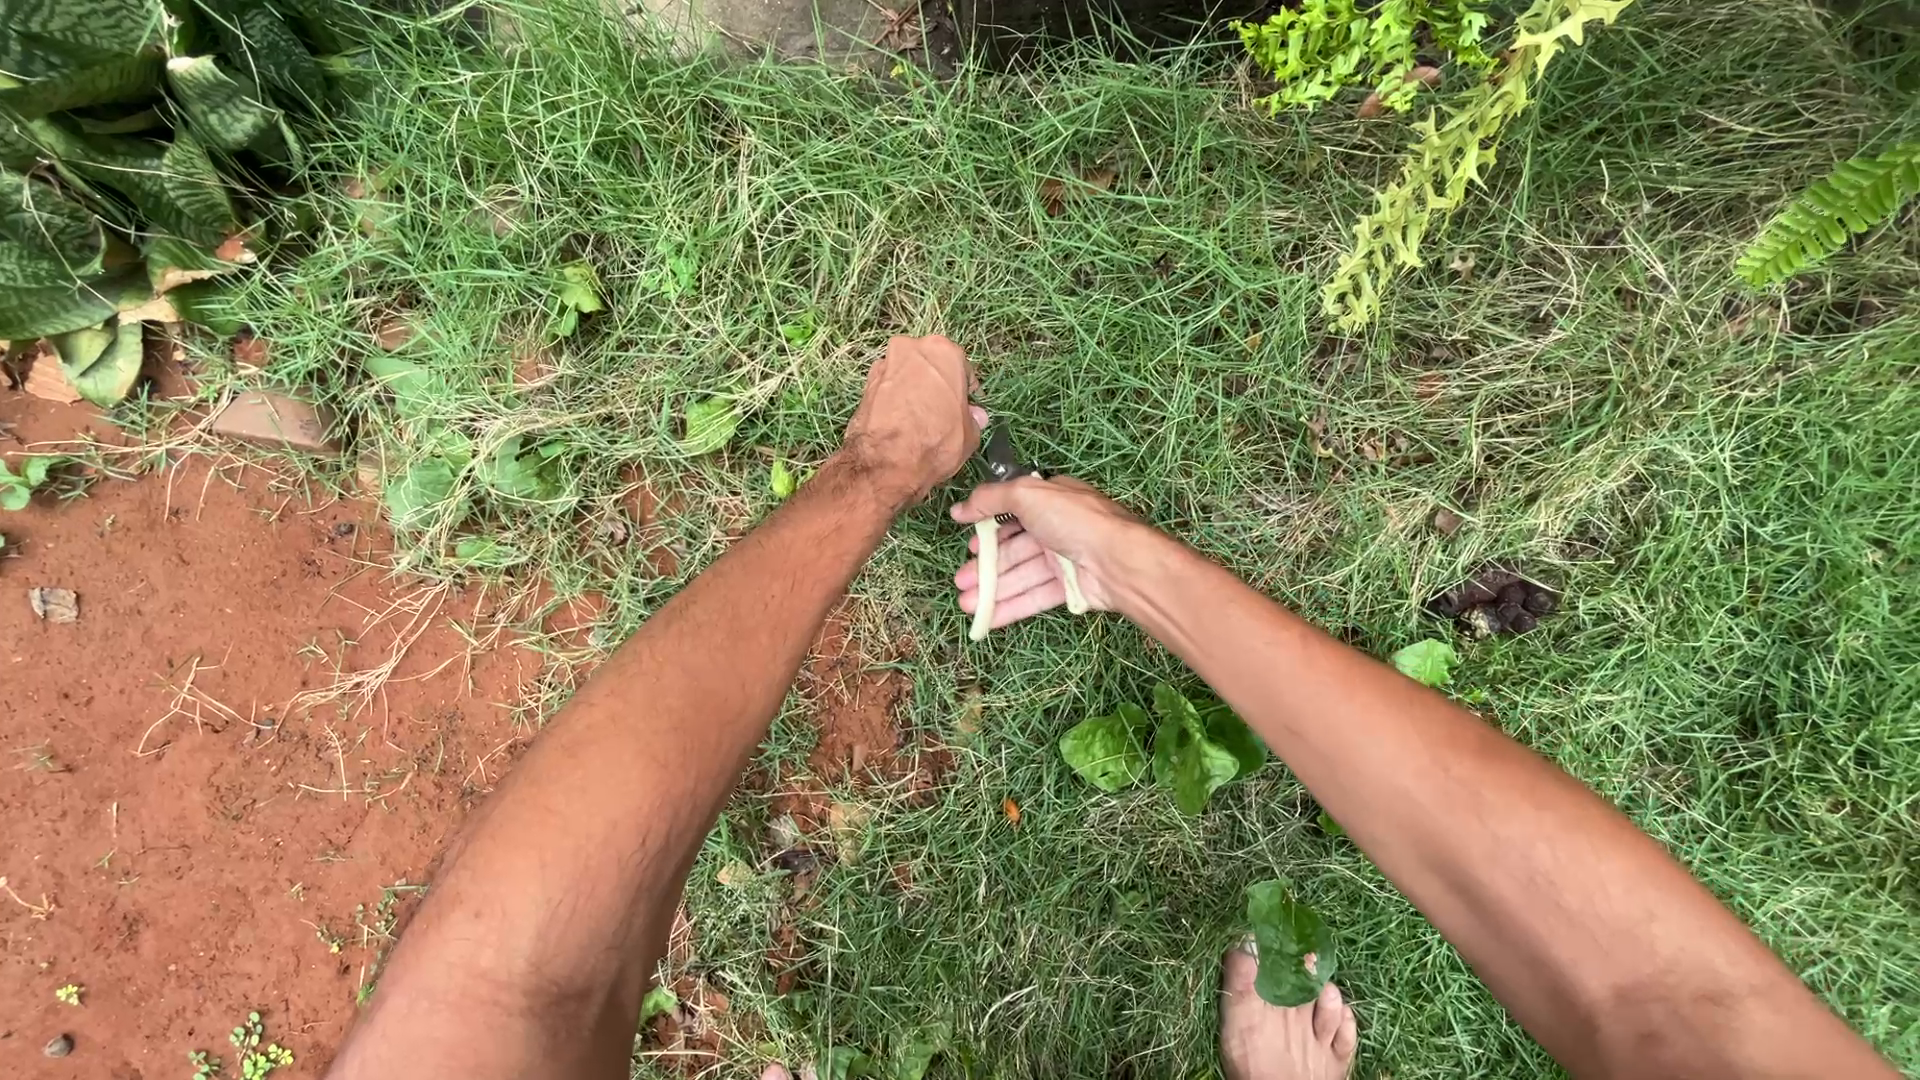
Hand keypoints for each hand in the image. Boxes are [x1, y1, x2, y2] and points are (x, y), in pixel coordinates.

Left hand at [839, 335, 987, 504]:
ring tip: (919, 421)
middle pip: (930, 366)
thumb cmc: (936, 441)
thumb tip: (975, 416)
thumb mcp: (969, 434)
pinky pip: (887, 391)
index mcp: (943, 350)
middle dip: (936, 385)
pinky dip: (894, 402)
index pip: (961, 368)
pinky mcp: (865, 385)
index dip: (964, 391)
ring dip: (913, 392)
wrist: (888, 462)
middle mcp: (911, 348)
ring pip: (906, 376)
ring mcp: (884, 365)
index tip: (965, 407)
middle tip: (942, 412)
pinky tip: (900, 424)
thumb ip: (973, 418)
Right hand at [949, 475, 1151, 628]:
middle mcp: (1057, 528)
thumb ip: (990, 498)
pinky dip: (1010, 607)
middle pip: (1014, 549)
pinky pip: (1034, 596)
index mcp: (1051, 501)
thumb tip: (959, 509)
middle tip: (960, 581)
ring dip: (992, 589)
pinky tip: (986, 617)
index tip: (969, 544)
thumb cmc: (1073, 520)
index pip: (1013, 513)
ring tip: (966, 604)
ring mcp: (1064, 560)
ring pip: (1021, 575)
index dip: (989, 529)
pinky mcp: (1069, 588)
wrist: (1118, 561)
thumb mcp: (1027, 494)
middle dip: (986, 566)